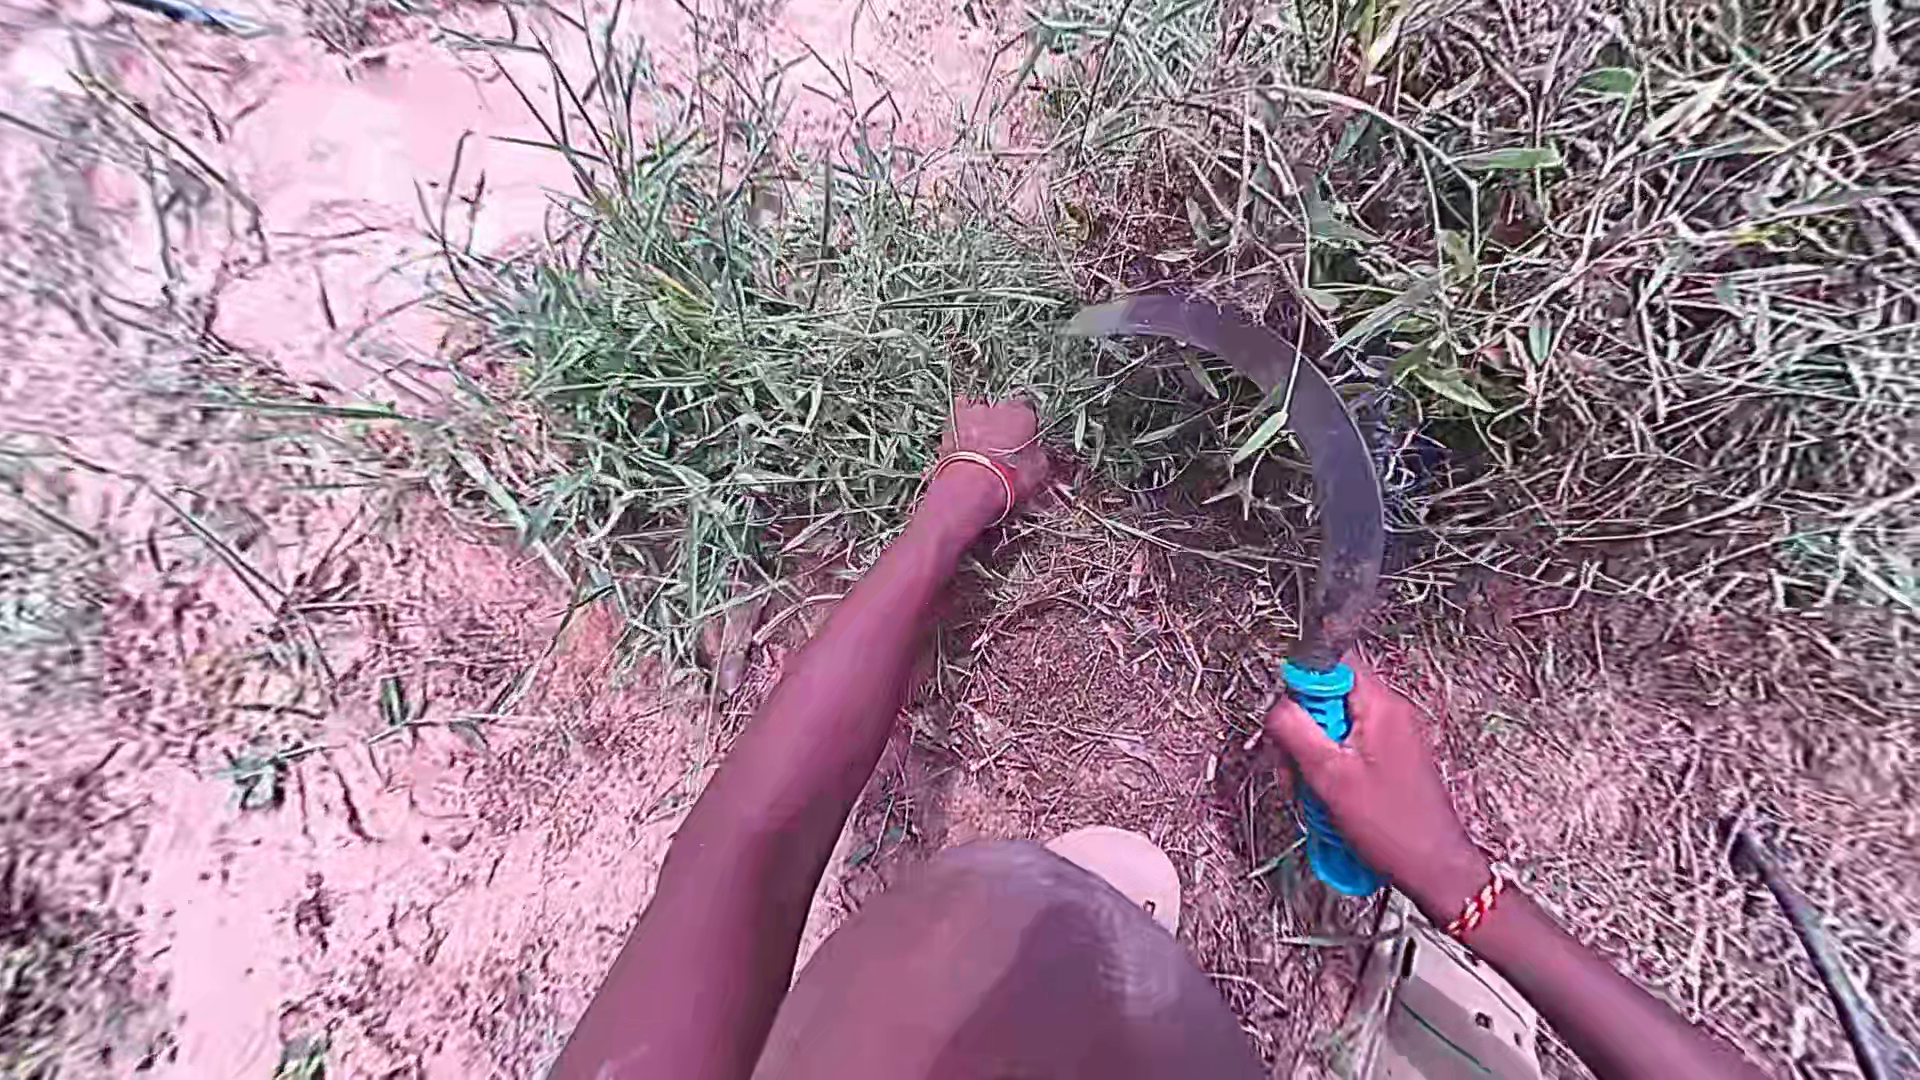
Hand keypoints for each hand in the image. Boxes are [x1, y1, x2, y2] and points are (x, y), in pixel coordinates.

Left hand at [926, 398, 1049, 522]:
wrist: (971, 487)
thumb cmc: (1005, 480)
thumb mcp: (1037, 472)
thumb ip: (1037, 454)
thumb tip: (1036, 455)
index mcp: (1024, 416)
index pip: (1028, 412)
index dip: (1025, 426)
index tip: (1024, 439)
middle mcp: (999, 408)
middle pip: (1003, 410)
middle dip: (1002, 426)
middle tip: (1001, 448)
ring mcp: (974, 412)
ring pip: (980, 411)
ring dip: (981, 424)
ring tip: (979, 447)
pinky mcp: (952, 420)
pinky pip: (959, 410)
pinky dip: (960, 419)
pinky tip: (962, 434)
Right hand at [1263, 657, 1489, 917]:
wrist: (1435, 872)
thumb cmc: (1391, 826)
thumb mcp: (1329, 774)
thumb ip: (1294, 728)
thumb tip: (1275, 702)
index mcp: (1380, 705)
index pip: (1331, 662)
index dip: (1301, 683)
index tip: (1291, 715)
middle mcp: (1388, 710)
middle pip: (1324, 693)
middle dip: (1300, 725)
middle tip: (1295, 760)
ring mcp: (1388, 731)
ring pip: (1328, 720)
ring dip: (1308, 748)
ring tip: (1307, 782)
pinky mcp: (1385, 752)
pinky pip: (1341, 740)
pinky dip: (1324, 760)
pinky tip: (1322, 787)